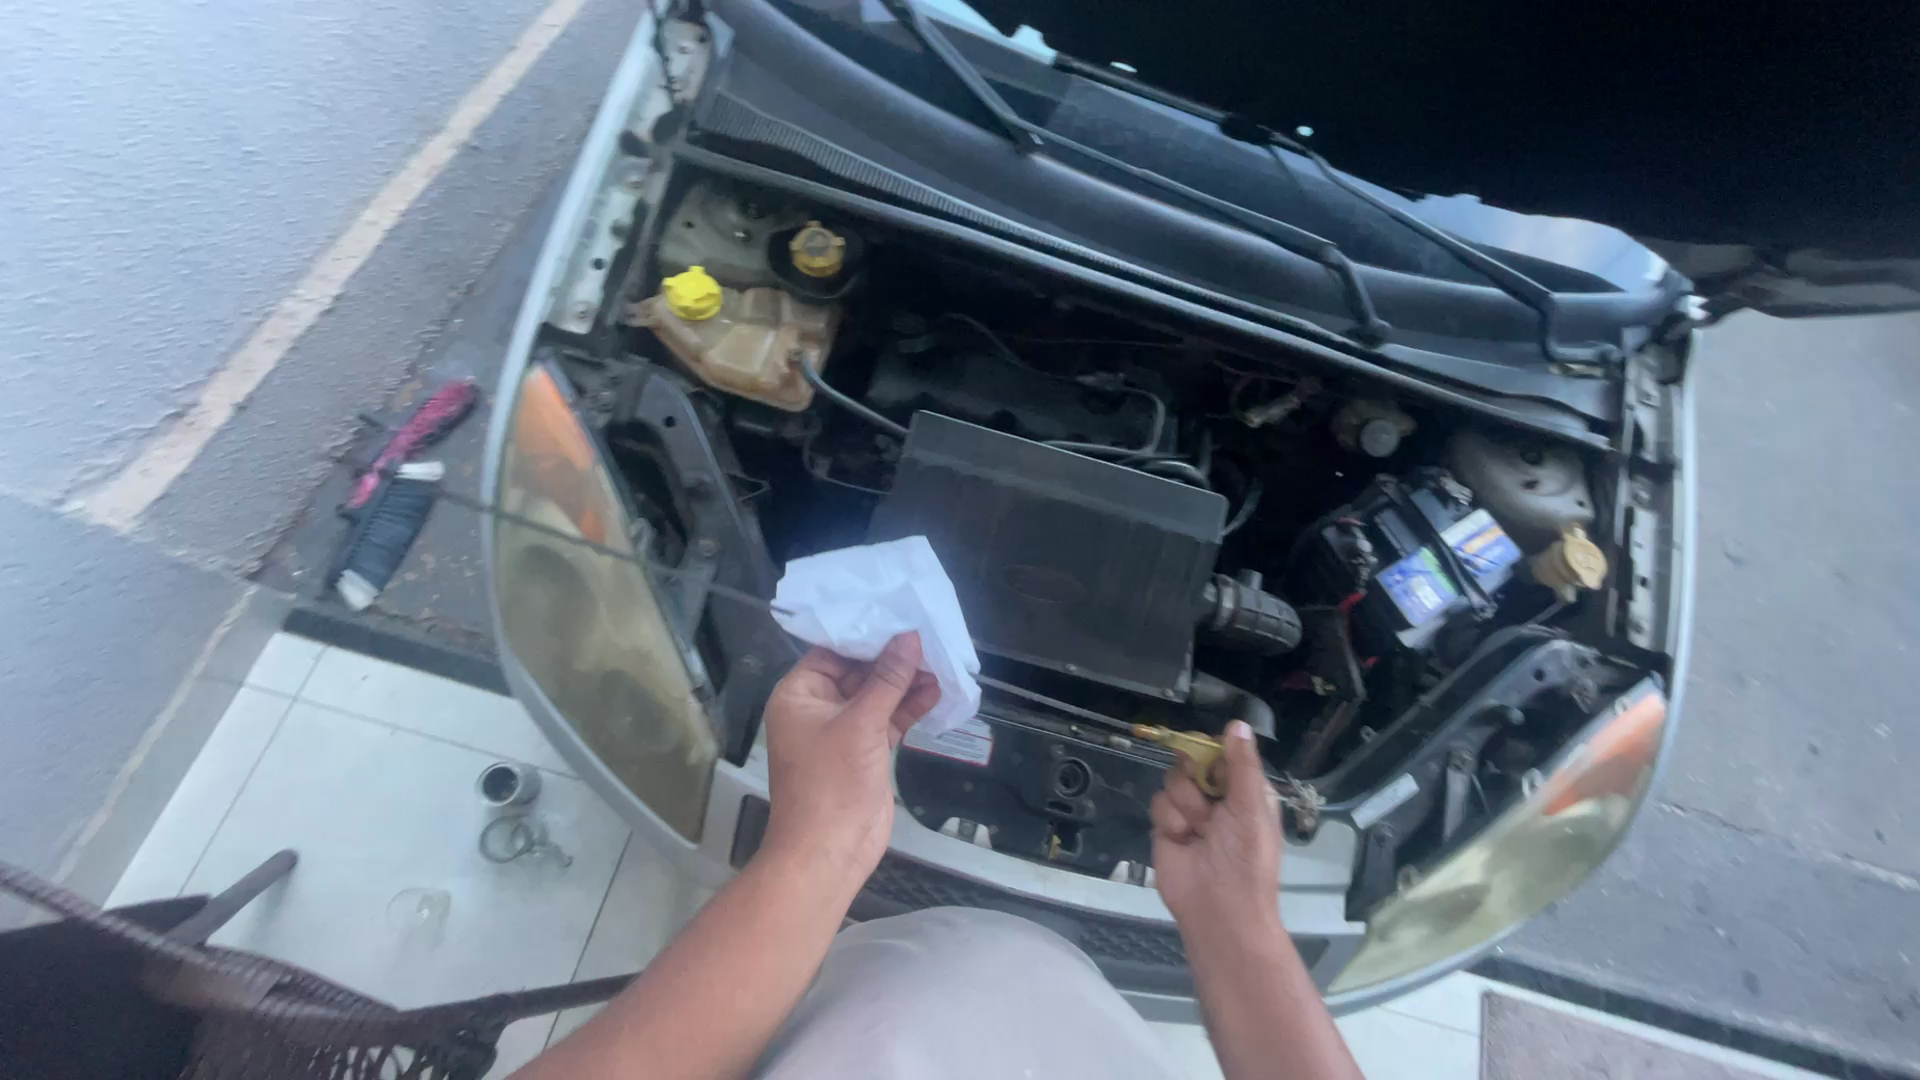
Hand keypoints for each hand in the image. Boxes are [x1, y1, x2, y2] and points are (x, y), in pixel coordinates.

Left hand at [759, 633, 940, 888]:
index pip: (834, 651)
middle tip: (929, 635)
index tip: (901, 615)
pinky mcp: (865, 749)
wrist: (829, 853)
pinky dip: (909, 706)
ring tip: (941, 662)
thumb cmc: (831, 784)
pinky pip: (888, 717)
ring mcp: (843, 729)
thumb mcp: (859, 724)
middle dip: (894, 658)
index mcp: (800, 693)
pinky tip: (936, 692)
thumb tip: (910, 638)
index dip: (867, 634)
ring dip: (907, 682)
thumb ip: (887, 679)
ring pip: (878, 694)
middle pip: (860, 670)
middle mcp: (818, 706)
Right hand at [1151, 720, 1284, 939]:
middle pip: (1191, 762)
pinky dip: (1169, 821)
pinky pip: (1157, 802)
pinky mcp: (1166, 826)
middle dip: (1195, 782)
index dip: (1213, 752)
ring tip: (1198, 831)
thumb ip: (1242, 765)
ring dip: (1185, 805)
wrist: (1218, 908)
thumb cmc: (1245, 858)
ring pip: (1172, 780)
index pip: (1223, 753)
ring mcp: (1189, 812)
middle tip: (1208, 802)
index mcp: (1244, 791)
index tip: (1208, 759)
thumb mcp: (1251, 808)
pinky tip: (1182, 840)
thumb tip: (1238, 724)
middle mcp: (1216, 798)